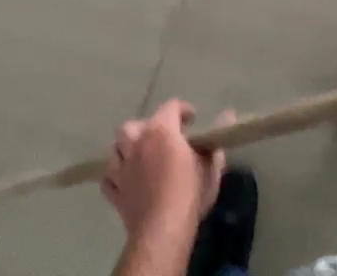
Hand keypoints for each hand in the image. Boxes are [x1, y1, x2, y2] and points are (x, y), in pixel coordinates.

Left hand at [100, 100, 226, 234]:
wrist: (163, 229)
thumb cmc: (190, 191)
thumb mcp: (212, 164)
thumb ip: (216, 138)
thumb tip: (228, 115)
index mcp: (162, 132)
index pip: (170, 107)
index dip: (182, 109)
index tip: (192, 120)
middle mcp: (136, 144)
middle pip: (131, 126)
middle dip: (144, 128)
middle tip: (160, 138)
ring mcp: (121, 169)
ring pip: (114, 150)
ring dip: (125, 150)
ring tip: (139, 156)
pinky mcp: (115, 193)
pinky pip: (108, 178)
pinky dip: (116, 176)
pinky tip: (126, 180)